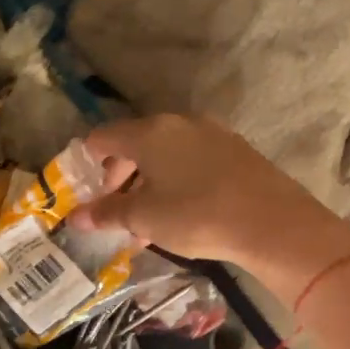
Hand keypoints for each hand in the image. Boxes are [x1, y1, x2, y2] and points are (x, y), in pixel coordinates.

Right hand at [74, 114, 349, 296]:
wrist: (274, 224)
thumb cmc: (195, 215)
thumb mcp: (142, 218)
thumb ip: (105, 214)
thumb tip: (75, 217)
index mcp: (150, 133)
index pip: (102, 138)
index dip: (85, 163)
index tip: (81, 192)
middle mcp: (179, 124)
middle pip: (132, 145)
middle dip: (116, 178)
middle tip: (111, 211)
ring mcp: (210, 135)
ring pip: (162, 156)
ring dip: (144, 184)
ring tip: (141, 221)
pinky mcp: (233, 152)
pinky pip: (187, 162)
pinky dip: (171, 183)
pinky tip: (173, 214)